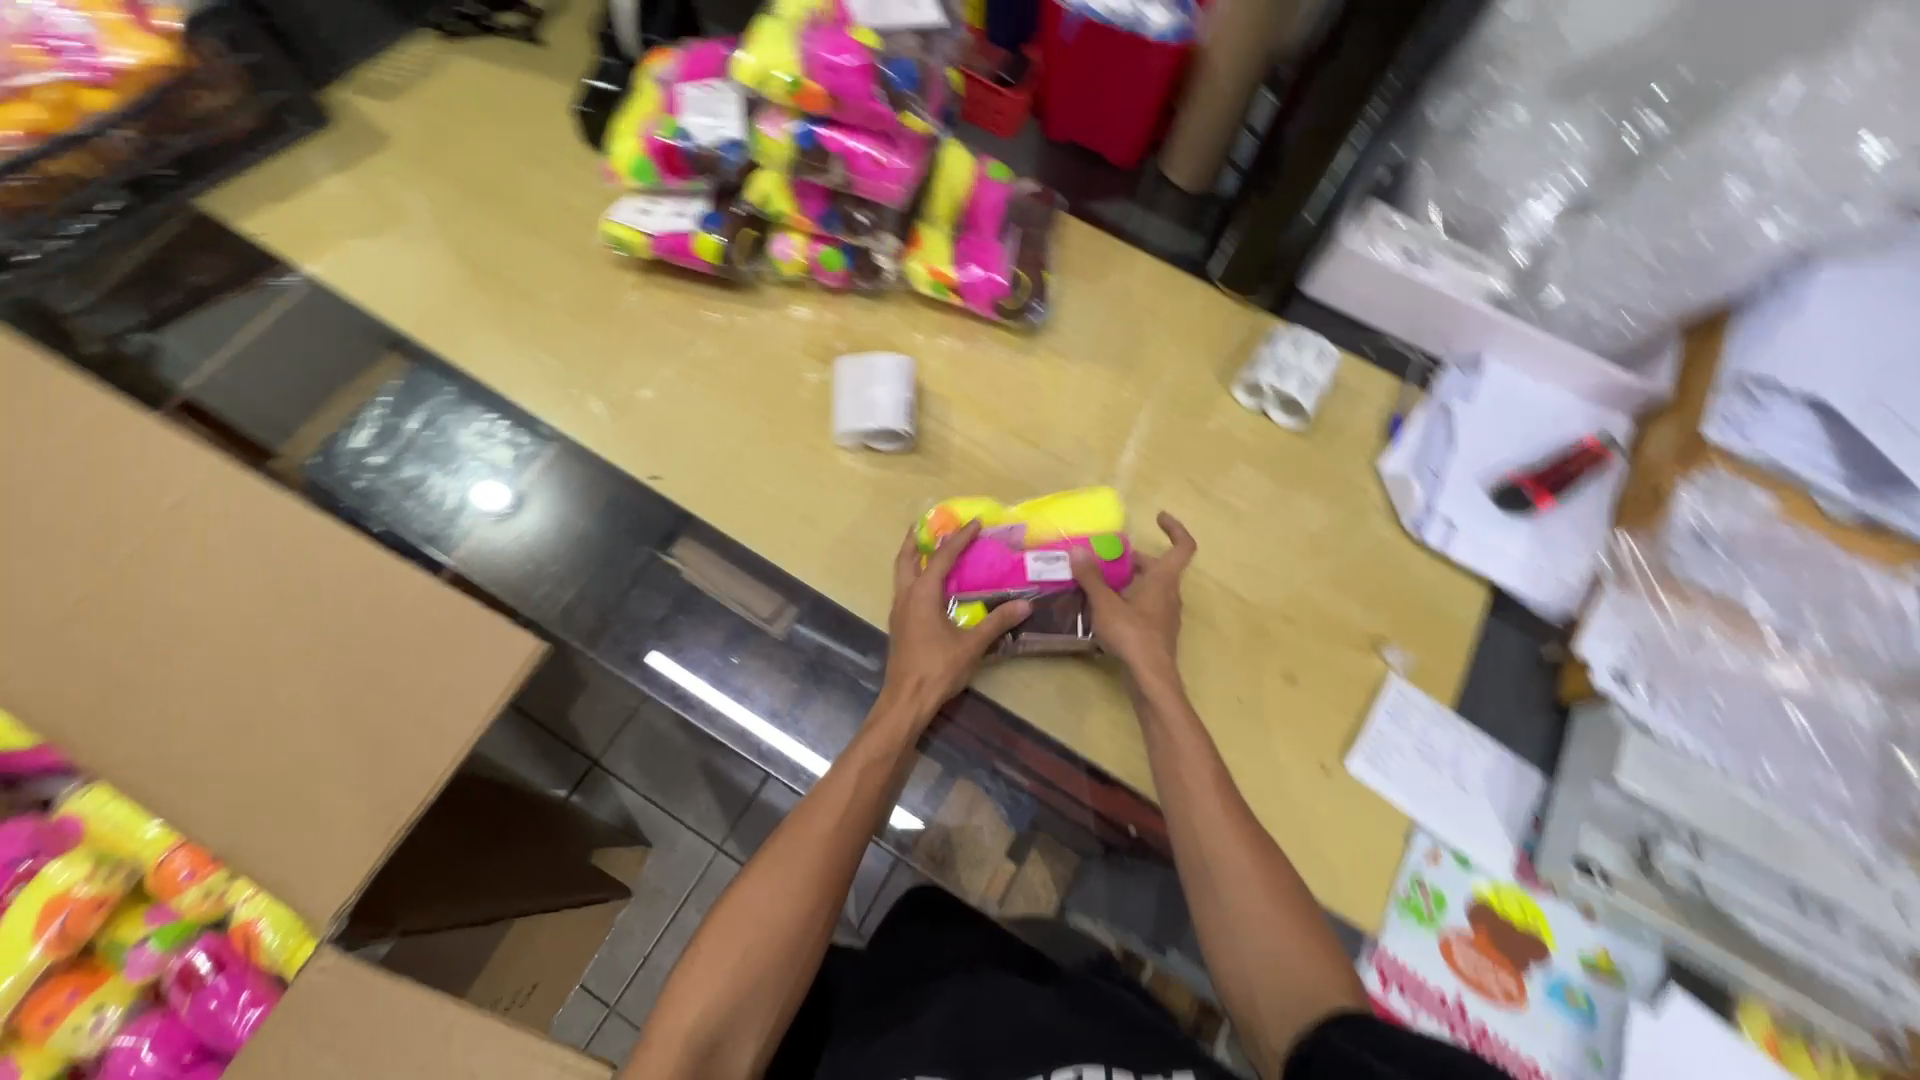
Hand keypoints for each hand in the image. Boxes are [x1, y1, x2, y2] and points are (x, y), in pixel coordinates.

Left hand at [881, 520, 1032, 723]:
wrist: (907, 699)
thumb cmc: (937, 669)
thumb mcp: (972, 645)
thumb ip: (997, 622)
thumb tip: (1025, 604)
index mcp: (922, 595)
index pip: (941, 557)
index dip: (959, 539)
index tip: (975, 523)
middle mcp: (906, 597)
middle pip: (906, 558)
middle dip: (916, 539)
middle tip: (929, 524)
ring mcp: (899, 612)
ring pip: (902, 575)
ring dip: (913, 558)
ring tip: (929, 547)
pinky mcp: (900, 625)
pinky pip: (905, 590)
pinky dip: (916, 577)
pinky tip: (931, 585)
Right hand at [1070, 512, 1195, 684]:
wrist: (1150, 678)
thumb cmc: (1132, 634)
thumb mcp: (1105, 603)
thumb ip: (1091, 577)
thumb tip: (1078, 551)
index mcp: (1164, 580)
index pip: (1182, 547)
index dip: (1175, 529)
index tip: (1158, 518)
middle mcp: (1170, 594)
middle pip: (1158, 568)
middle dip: (1134, 559)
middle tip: (1108, 557)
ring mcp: (1165, 616)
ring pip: (1150, 588)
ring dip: (1130, 581)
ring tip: (1099, 582)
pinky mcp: (1156, 633)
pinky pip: (1144, 607)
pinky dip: (1128, 600)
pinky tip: (1104, 610)